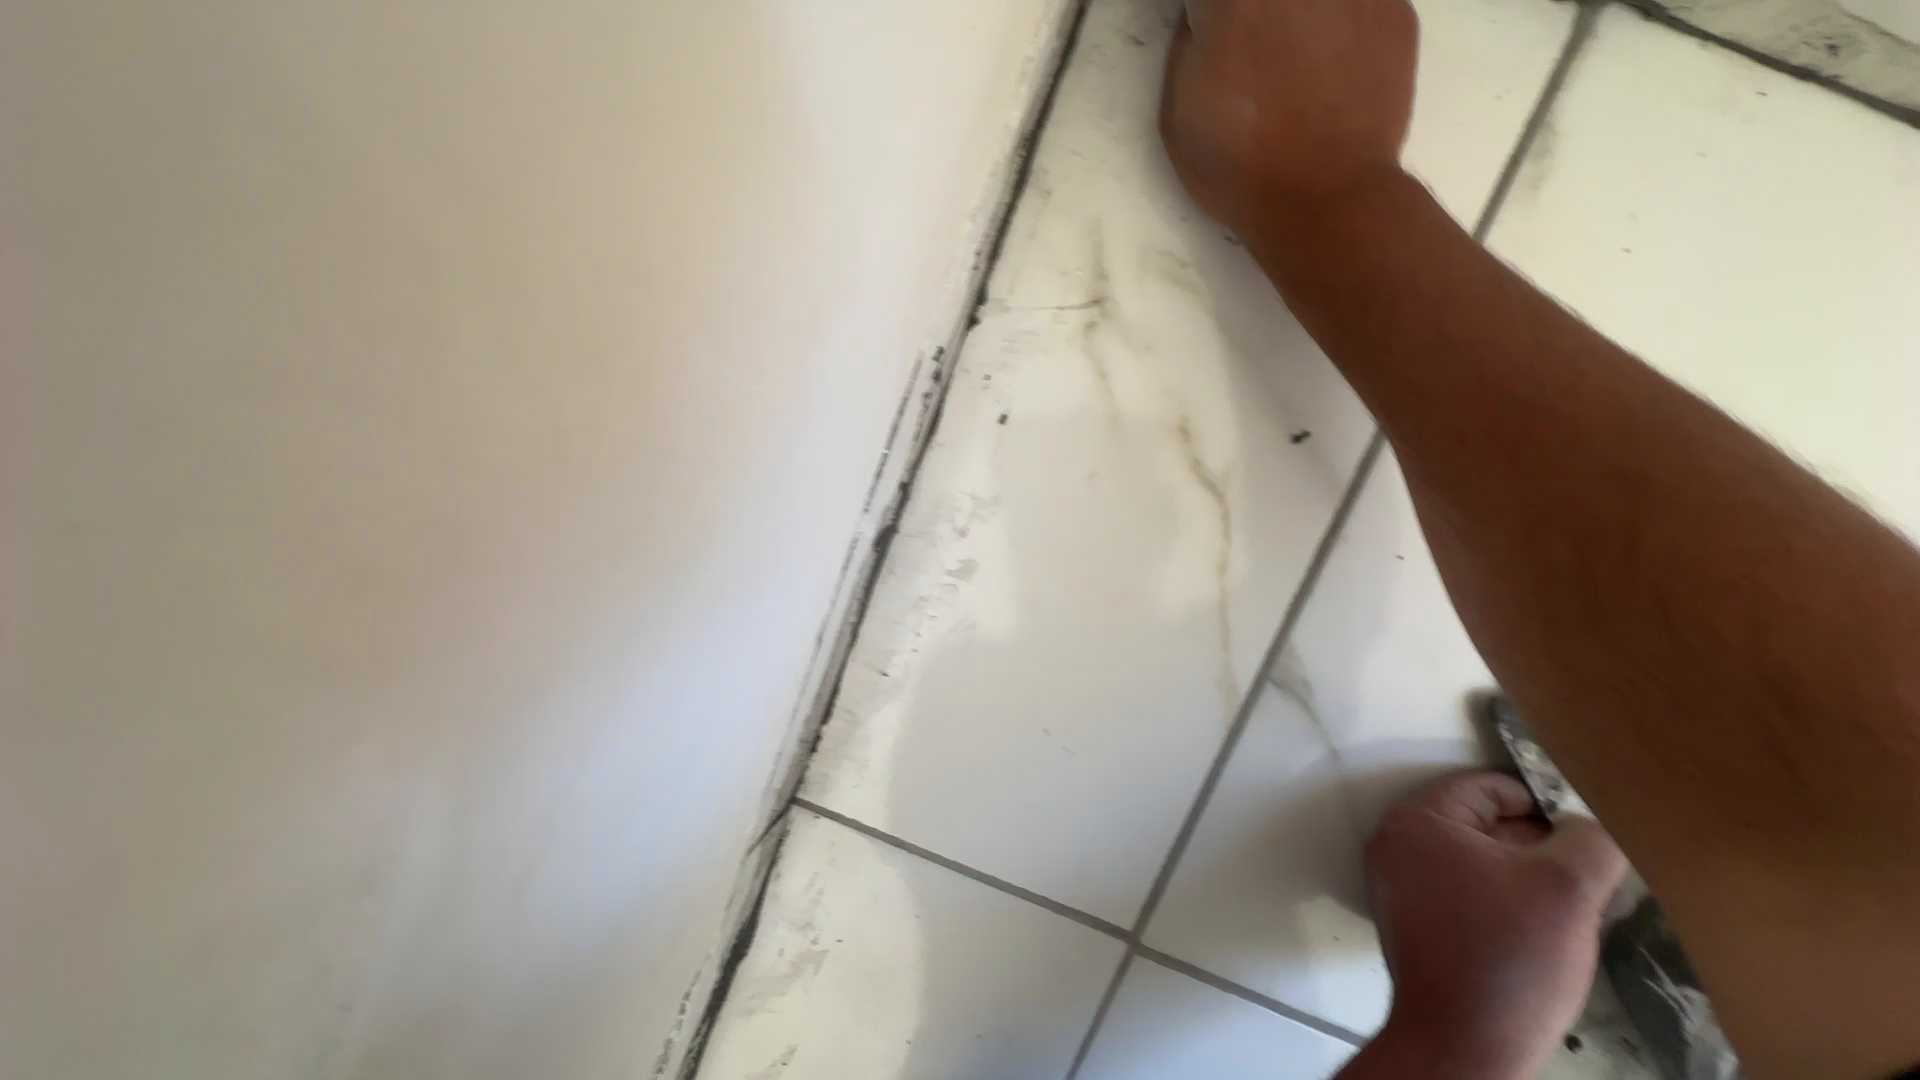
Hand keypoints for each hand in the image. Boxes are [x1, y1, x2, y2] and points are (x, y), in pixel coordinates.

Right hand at [1160, 0, 1419, 233]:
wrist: (1321, 199)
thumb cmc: (1241, 168)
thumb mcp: (1176, 113)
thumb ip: (1189, 43)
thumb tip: (1207, 18)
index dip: (1207, 16)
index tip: (1207, 33)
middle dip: (1253, 14)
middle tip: (1251, 51)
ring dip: (1298, 17)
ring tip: (1291, 62)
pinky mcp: (1393, 8)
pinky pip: (1356, 1)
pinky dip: (1340, 22)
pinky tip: (1328, 69)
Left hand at [1365, 772, 1627, 1076]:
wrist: (1463, 1042)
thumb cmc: (1509, 954)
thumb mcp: (1566, 888)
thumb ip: (1588, 841)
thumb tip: (1591, 824)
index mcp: (1417, 821)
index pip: (1488, 787)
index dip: (1544, 803)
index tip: (1589, 835)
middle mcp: (1397, 844)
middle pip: (1483, 823)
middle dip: (1541, 845)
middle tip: (1594, 875)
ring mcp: (1400, 884)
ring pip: (1480, 862)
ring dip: (1530, 877)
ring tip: (1582, 906)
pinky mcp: (1414, 921)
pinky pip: (1468, 893)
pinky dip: (1508, 901)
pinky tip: (1551, 931)